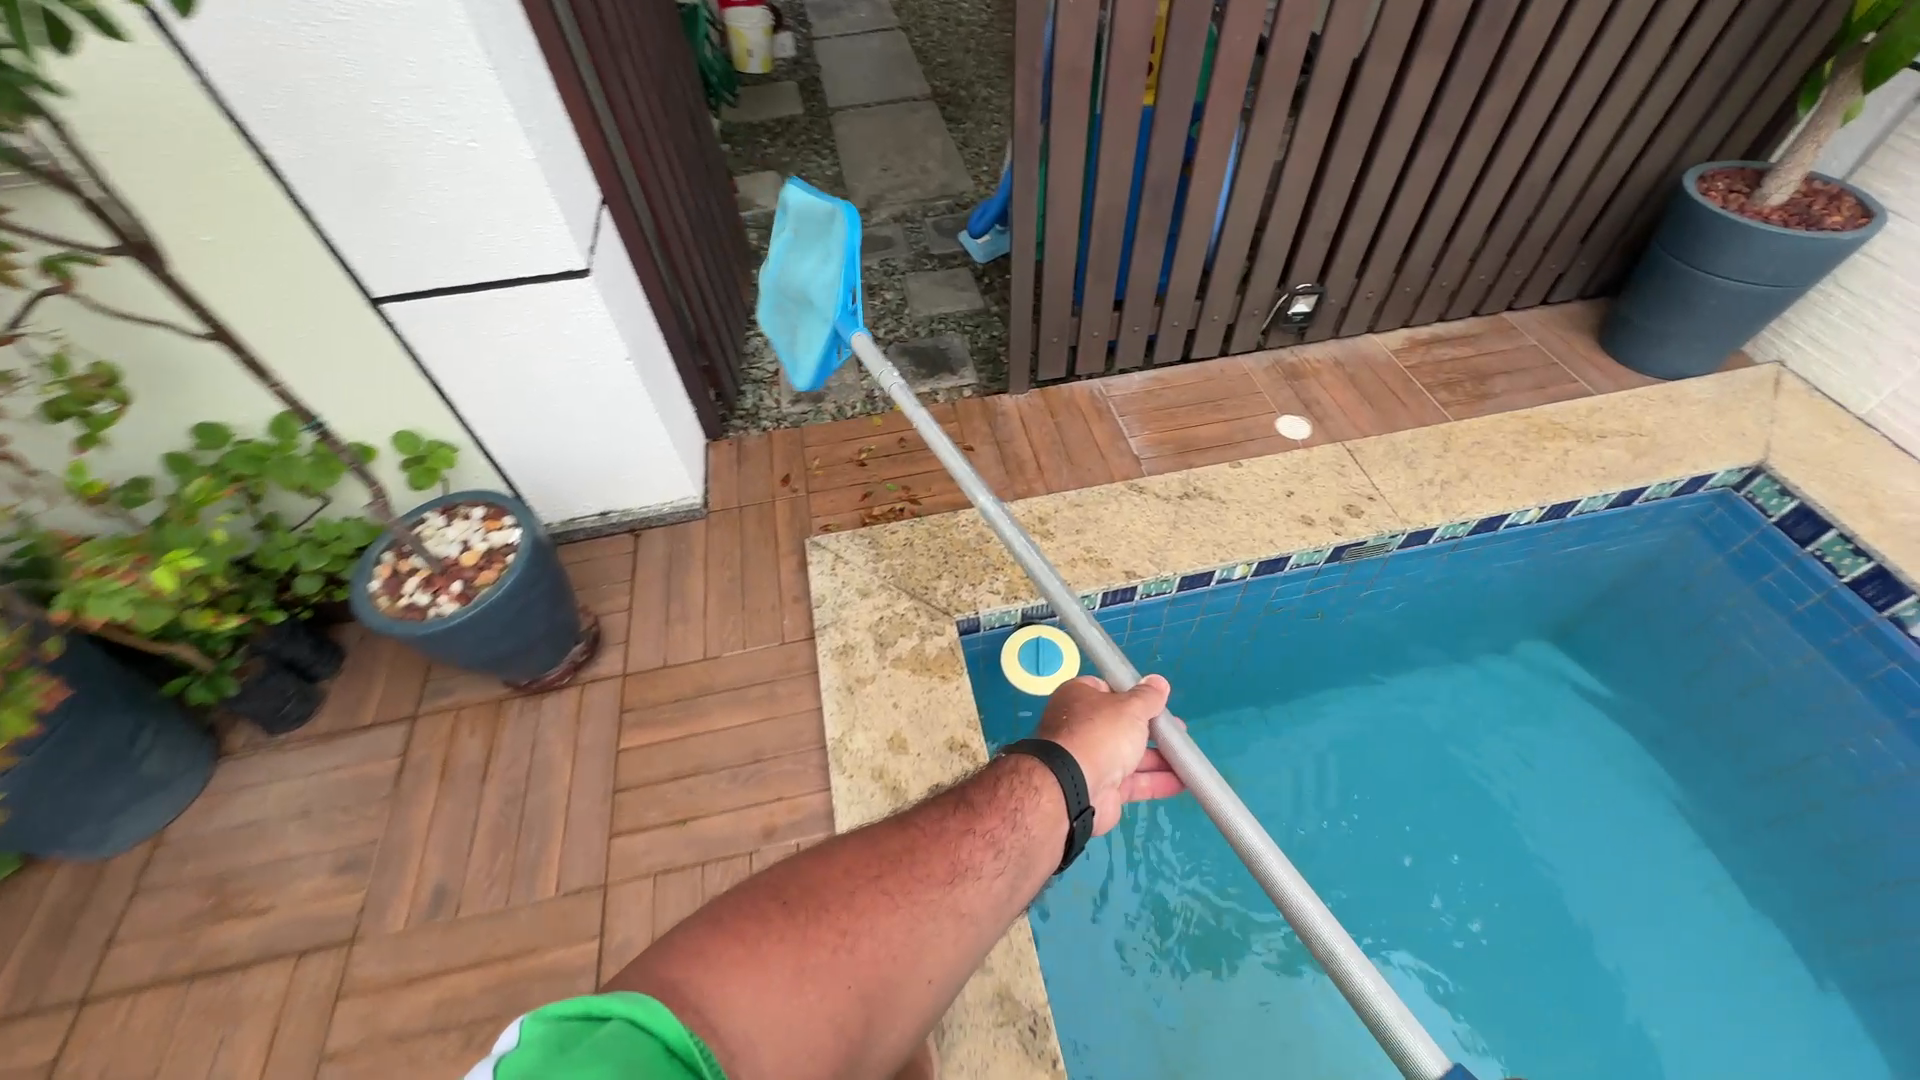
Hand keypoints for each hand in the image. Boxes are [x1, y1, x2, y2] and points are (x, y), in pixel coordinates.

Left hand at [1034, 674, 1183, 834]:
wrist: (1074, 787)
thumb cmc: (1101, 734)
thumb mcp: (1130, 708)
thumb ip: (1148, 697)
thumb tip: (1158, 681)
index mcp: (1080, 697)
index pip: (1107, 689)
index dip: (1132, 694)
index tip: (1156, 700)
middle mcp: (1082, 726)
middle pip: (1122, 725)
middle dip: (1152, 729)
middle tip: (1178, 732)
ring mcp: (1091, 758)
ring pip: (1130, 755)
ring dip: (1159, 757)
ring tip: (1187, 757)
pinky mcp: (1102, 787)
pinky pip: (1133, 781)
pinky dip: (1157, 781)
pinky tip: (1183, 781)